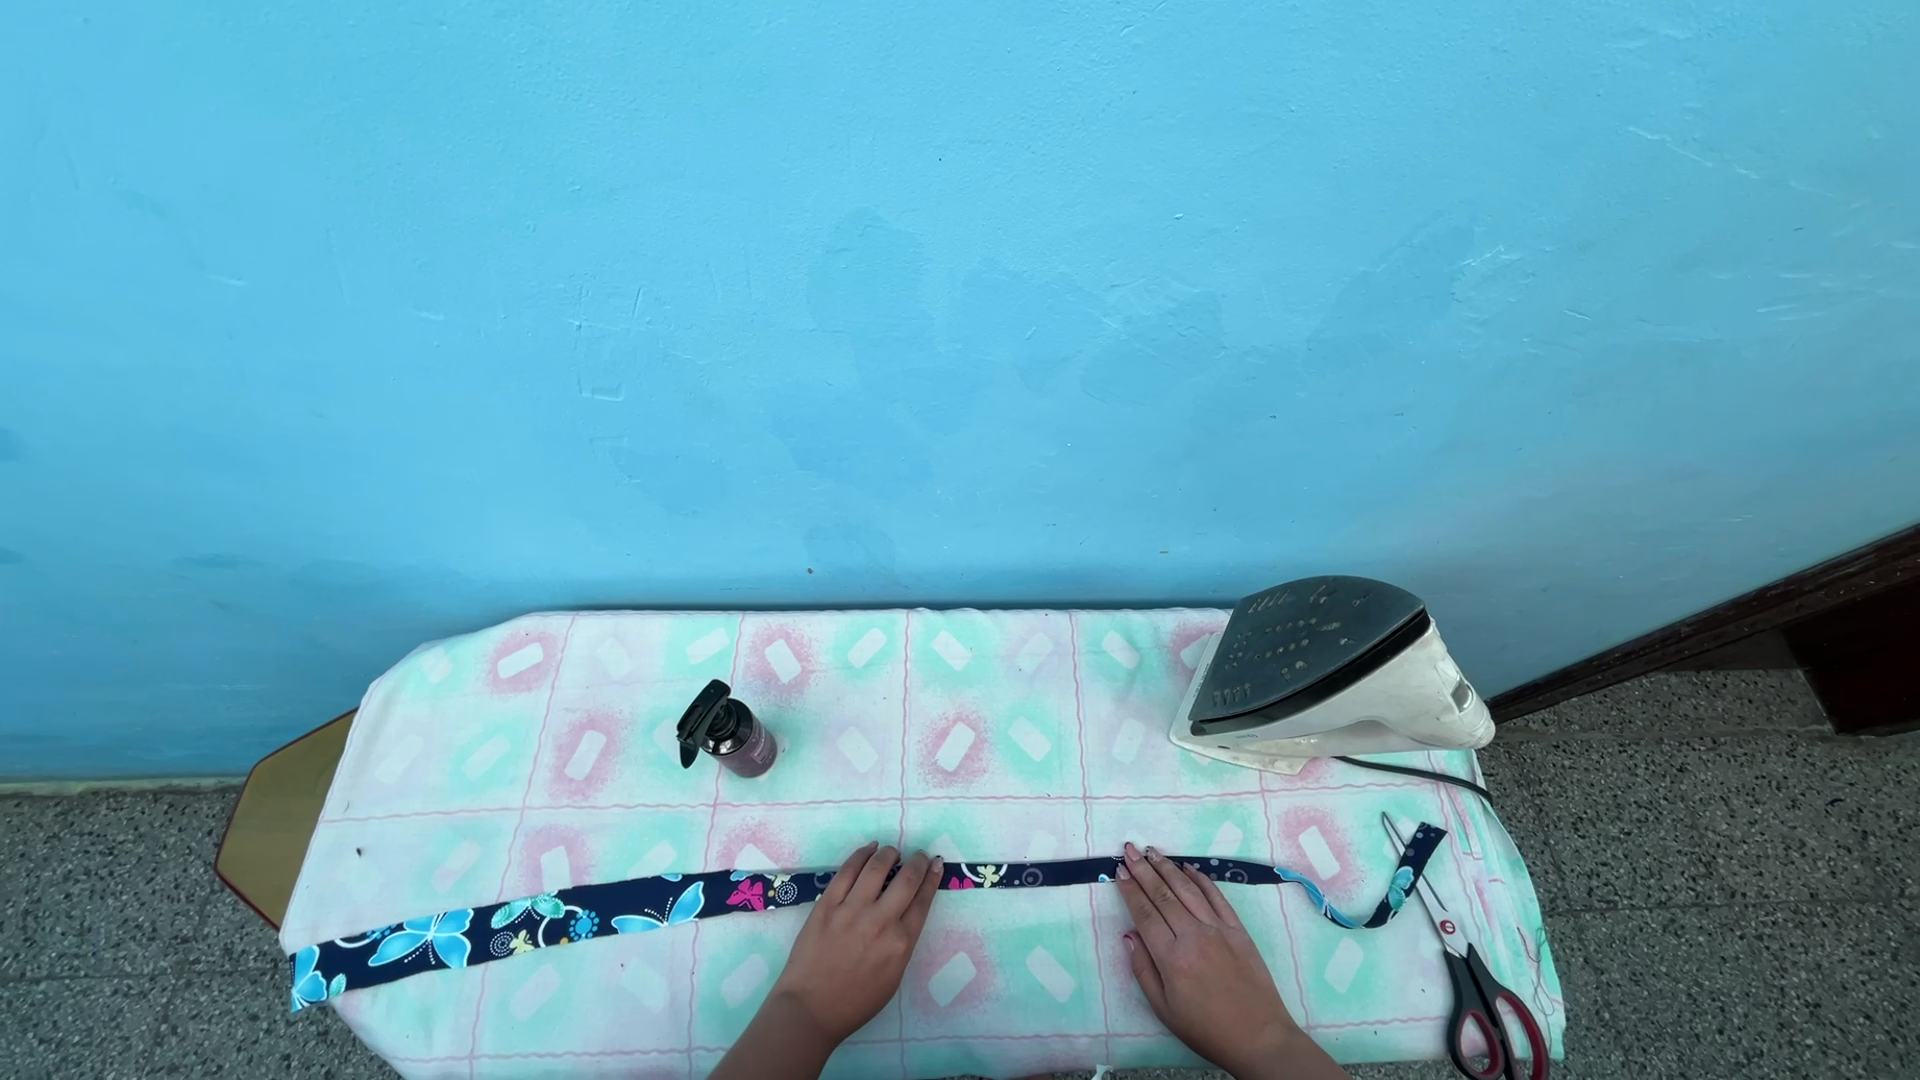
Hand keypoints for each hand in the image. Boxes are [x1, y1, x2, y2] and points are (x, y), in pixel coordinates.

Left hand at [710, 844, 942, 1079]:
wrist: (810, 1010)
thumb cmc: (855, 1001)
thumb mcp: (893, 977)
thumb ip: (902, 943)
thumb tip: (906, 913)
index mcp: (900, 944)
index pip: (923, 900)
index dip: (932, 878)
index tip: (936, 863)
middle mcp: (880, 922)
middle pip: (907, 879)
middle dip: (917, 861)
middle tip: (919, 854)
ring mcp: (852, 910)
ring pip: (877, 867)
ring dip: (890, 854)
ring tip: (893, 851)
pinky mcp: (827, 904)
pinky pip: (847, 871)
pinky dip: (862, 855)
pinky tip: (870, 849)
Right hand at [1116, 843, 1347, 1079]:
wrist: (1259, 1039)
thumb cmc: (1206, 1029)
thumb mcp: (1164, 1010)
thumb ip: (1143, 970)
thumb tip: (1129, 935)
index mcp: (1172, 958)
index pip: (1144, 913)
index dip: (1130, 890)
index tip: (1120, 870)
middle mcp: (1193, 936)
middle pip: (1163, 895)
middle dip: (1143, 869)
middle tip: (1129, 849)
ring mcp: (1218, 930)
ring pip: (1187, 890)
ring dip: (1167, 867)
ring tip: (1152, 851)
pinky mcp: (1238, 930)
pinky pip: (1216, 897)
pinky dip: (1200, 879)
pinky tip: (1187, 867)